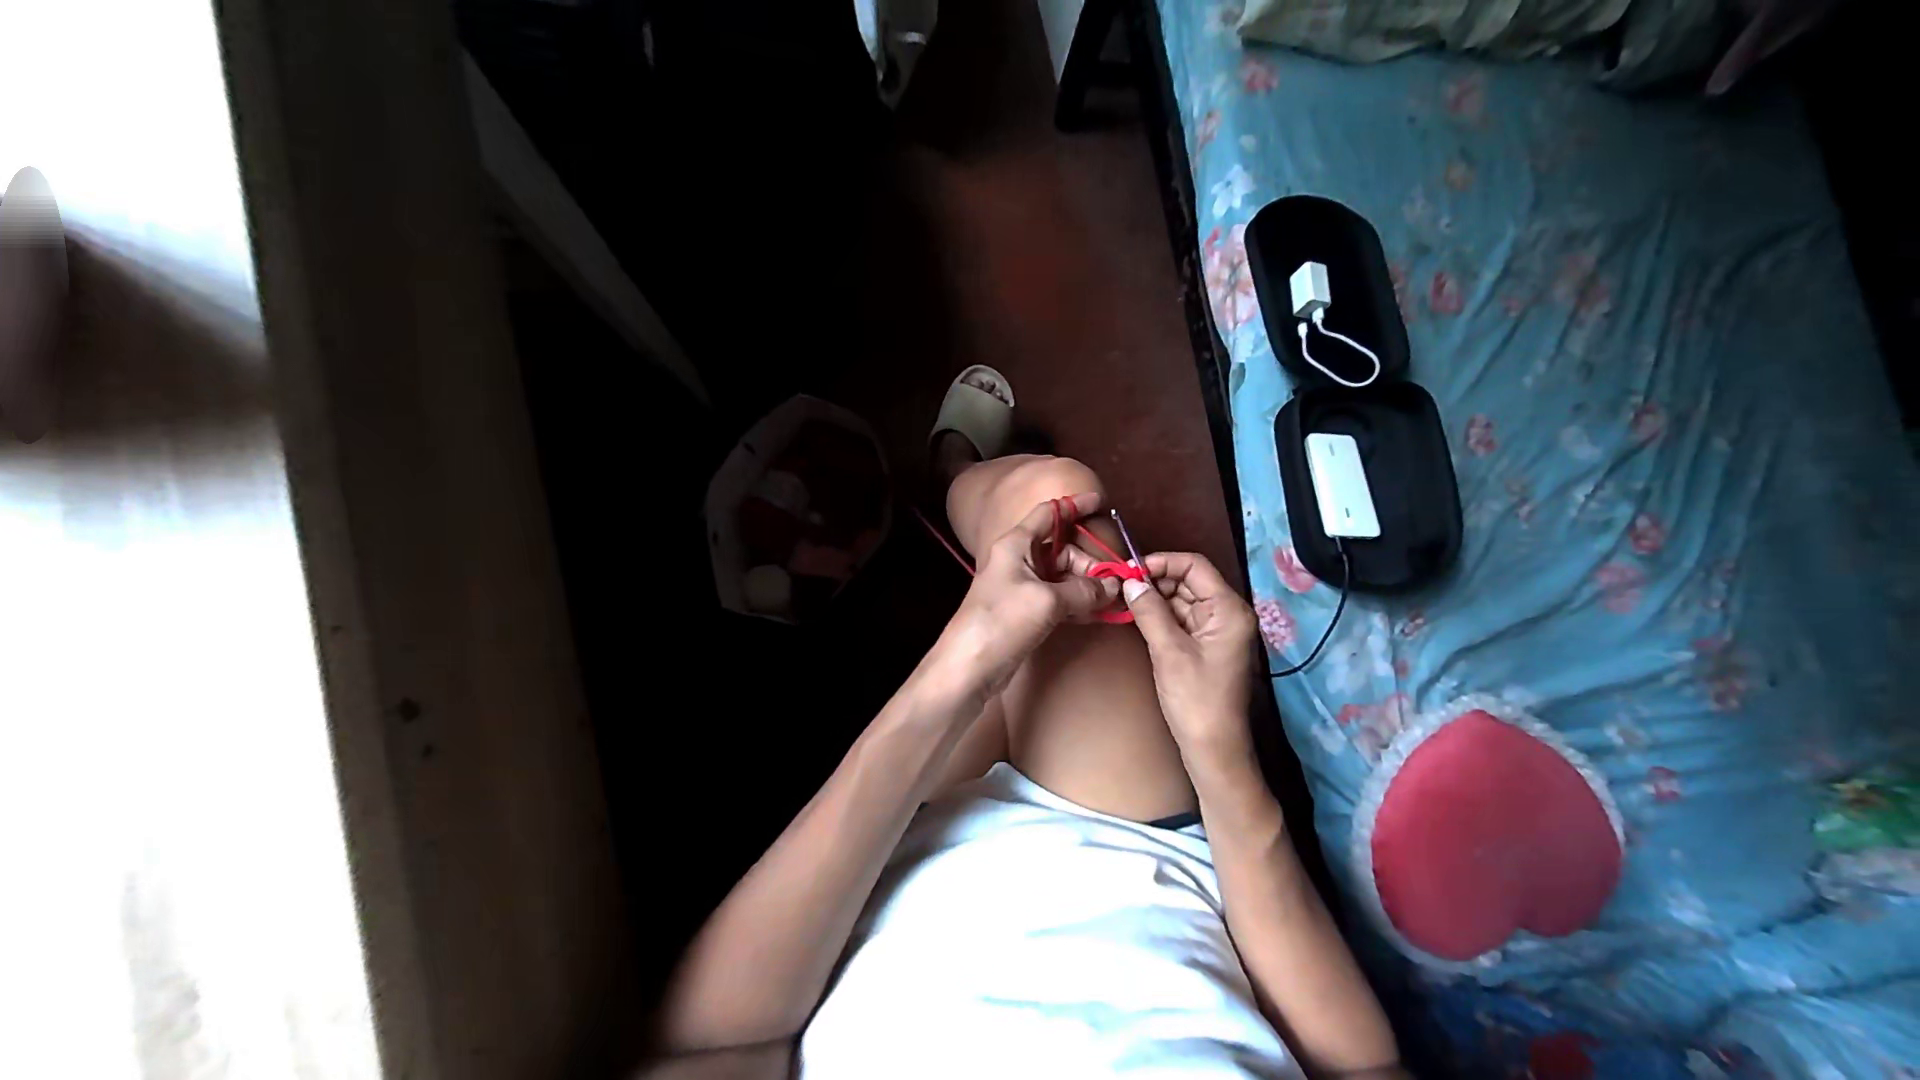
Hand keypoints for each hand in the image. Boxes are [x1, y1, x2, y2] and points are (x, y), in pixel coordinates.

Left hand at [942, 493, 1121, 694]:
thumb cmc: (1001, 622)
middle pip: (1062, 549)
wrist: (969, 666)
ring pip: (1063, 575)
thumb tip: (1113, 586)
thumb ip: (1083, 590)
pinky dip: (1078, 602)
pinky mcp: (1026, 611)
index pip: (1049, 513)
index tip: (1101, 501)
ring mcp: (1022, 586)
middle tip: (1115, 582)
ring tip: (1113, 598)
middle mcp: (1018, 559)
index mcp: (1016, 543)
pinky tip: (1098, 612)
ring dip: (1088, 584)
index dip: (1075, 505)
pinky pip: (1059, 597)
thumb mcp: (1047, 600)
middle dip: (1090, 561)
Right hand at [1121, 551, 1257, 761]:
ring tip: (1125, 600)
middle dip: (1155, 579)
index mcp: (1229, 610)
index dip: (1162, 562)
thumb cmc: (1196, 699)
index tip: (1130, 570)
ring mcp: (1217, 630)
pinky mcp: (1205, 644)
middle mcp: (1227, 614)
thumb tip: (1130, 581)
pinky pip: (1181, 618)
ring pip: (1182, 599)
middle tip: (1122, 586)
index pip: (1195, 566)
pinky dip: (1160, 615)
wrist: (1213, 747)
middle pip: (1188, 581)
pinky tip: (1138, 616)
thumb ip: (1149, 611)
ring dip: (1155, 597)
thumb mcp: (1169, 651)